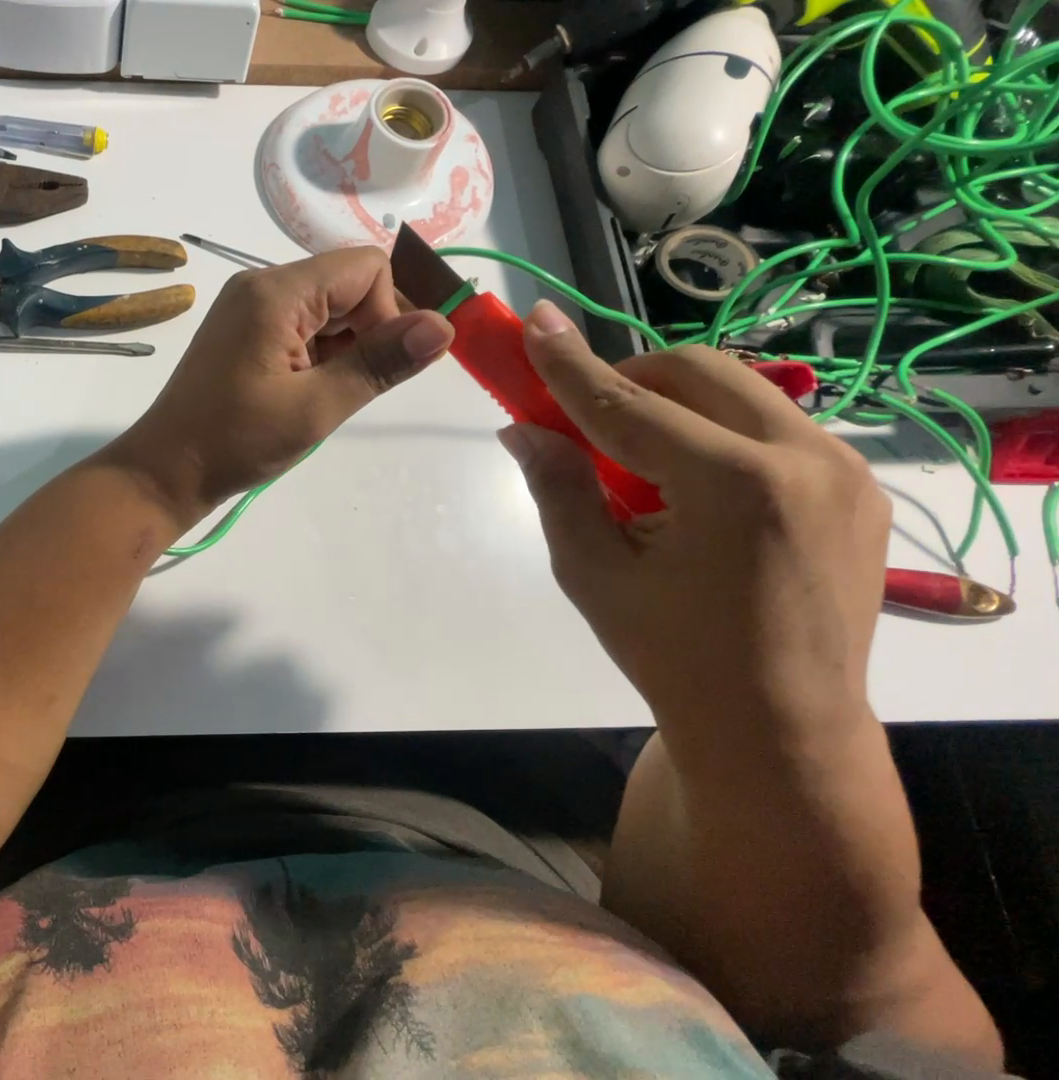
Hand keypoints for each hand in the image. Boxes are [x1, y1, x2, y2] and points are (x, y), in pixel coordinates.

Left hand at [101, 247, 453, 525]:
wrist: (166, 472)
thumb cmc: (235, 442)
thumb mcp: (316, 408)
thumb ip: (380, 362)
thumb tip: (444, 325)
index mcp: (275, 292)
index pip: (365, 268)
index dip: (388, 311)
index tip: (378, 366)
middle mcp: (260, 286)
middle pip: (347, 283)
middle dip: (368, 330)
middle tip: (349, 388)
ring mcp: (248, 309)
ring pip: (328, 308)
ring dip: (343, 348)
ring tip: (321, 396)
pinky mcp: (243, 333)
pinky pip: (301, 326)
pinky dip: (319, 355)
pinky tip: (306, 393)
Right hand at [501, 301, 890, 734]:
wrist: (779, 722)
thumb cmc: (670, 653)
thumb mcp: (593, 573)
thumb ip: (559, 488)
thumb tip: (523, 430)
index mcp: (733, 485)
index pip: (628, 405)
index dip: (570, 366)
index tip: (533, 324)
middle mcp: (804, 457)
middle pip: (698, 371)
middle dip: (629, 378)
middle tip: (581, 419)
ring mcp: (843, 467)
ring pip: (740, 391)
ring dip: (673, 406)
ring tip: (636, 467)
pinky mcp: (856, 484)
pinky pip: (771, 427)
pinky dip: (715, 434)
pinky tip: (689, 492)